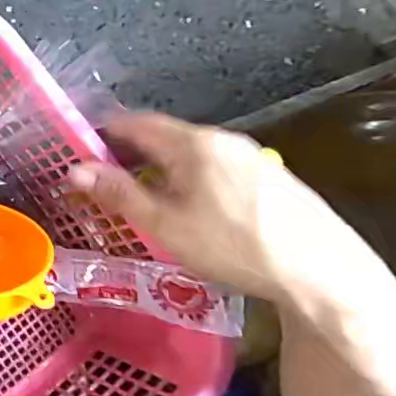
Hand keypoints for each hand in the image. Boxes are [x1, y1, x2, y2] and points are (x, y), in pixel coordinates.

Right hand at [68, 112, 395, 333]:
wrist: (321, 272)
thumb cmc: (234, 246)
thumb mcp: (166, 225)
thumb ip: (120, 194)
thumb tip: (75, 170)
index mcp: (194, 143)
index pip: (137, 122)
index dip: (104, 133)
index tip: (82, 153)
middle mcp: (224, 140)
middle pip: (165, 136)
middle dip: (131, 154)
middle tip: (105, 182)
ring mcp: (251, 157)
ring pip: (191, 154)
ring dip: (161, 168)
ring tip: (143, 200)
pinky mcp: (268, 177)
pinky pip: (215, 167)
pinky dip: (189, 178)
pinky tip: (191, 210)